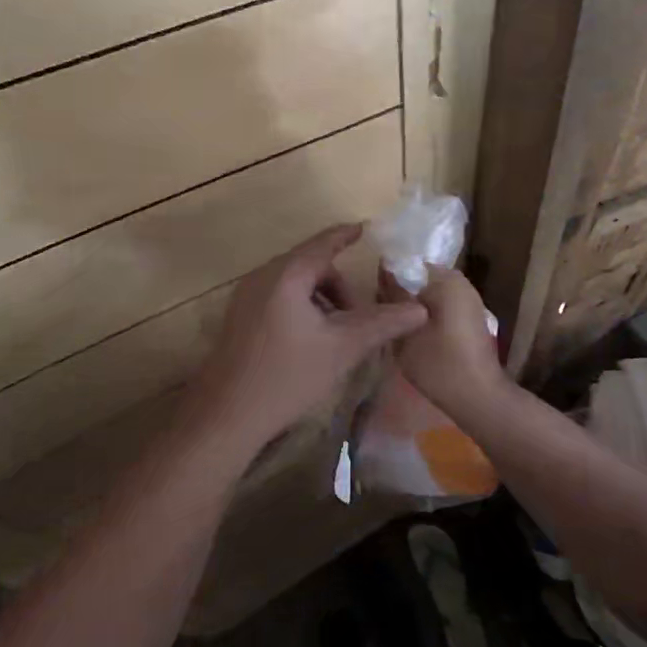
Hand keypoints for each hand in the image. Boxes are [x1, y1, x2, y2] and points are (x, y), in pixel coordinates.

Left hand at [181, 224, 427, 450]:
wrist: (226, 417)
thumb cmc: (287, 376)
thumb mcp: (342, 348)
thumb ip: (383, 324)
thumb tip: (420, 311)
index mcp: (286, 276)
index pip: (324, 243)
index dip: (347, 235)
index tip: (366, 229)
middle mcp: (262, 278)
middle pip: (311, 266)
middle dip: (339, 286)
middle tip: (359, 317)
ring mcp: (246, 298)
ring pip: (295, 284)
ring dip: (322, 300)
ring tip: (338, 335)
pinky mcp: (239, 319)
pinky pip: (279, 299)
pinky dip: (303, 309)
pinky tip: (312, 343)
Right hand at [388, 266, 508, 412]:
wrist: (478, 396)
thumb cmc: (439, 363)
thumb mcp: (407, 331)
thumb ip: (394, 297)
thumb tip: (385, 272)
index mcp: (447, 279)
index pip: (409, 265)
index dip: (388, 278)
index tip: (373, 296)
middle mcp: (462, 283)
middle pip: (421, 280)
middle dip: (401, 293)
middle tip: (379, 313)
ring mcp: (470, 301)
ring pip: (432, 295)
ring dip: (414, 307)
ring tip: (393, 326)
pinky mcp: (472, 320)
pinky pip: (442, 308)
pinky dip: (428, 317)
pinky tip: (414, 335)